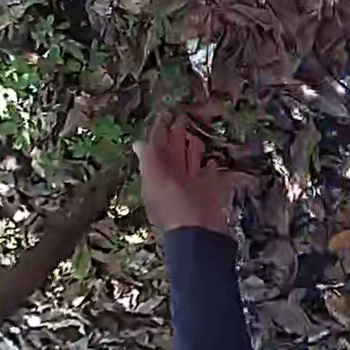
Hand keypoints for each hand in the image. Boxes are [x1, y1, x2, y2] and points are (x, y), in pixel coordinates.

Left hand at [134, 115, 236, 233]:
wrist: (201, 235)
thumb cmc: (177, 207)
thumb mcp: (158, 182)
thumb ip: (150, 161)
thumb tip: (138, 143)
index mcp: (158, 175)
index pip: (157, 148)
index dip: (160, 132)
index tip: (165, 114)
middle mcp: (173, 178)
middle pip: (175, 152)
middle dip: (178, 135)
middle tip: (183, 116)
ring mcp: (192, 184)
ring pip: (191, 160)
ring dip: (193, 147)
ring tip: (196, 134)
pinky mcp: (209, 189)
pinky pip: (208, 173)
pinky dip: (209, 165)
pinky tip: (212, 159)